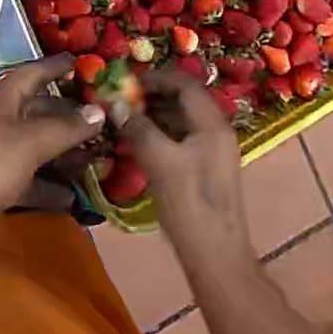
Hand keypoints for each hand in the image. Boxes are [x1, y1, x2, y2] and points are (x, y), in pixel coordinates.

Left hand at [0, 55, 104, 239]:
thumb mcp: (27, 143)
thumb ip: (64, 128)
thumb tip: (99, 111)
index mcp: (1, 104)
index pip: (30, 75)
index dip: (53, 67)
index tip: (79, 63)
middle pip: (36, 114)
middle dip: (67, 117)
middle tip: (104, 123)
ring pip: (35, 152)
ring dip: (63, 156)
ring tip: (97, 162)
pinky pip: (27, 184)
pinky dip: (48, 189)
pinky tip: (72, 199)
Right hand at [117, 70, 250, 267]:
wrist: (215, 255)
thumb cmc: (190, 205)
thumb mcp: (160, 162)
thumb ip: (139, 128)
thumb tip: (116, 105)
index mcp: (213, 125)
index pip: (186, 84)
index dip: (156, 79)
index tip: (127, 83)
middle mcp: (216, 133)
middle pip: (184, 101)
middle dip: (151, 97)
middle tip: (120, 102)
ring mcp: (211, 152)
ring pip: (180, 121)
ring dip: (153, 116)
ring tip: (123, 121)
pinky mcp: (203, 170)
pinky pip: (179, 140)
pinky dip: (158, 135)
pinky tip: (135, 144)